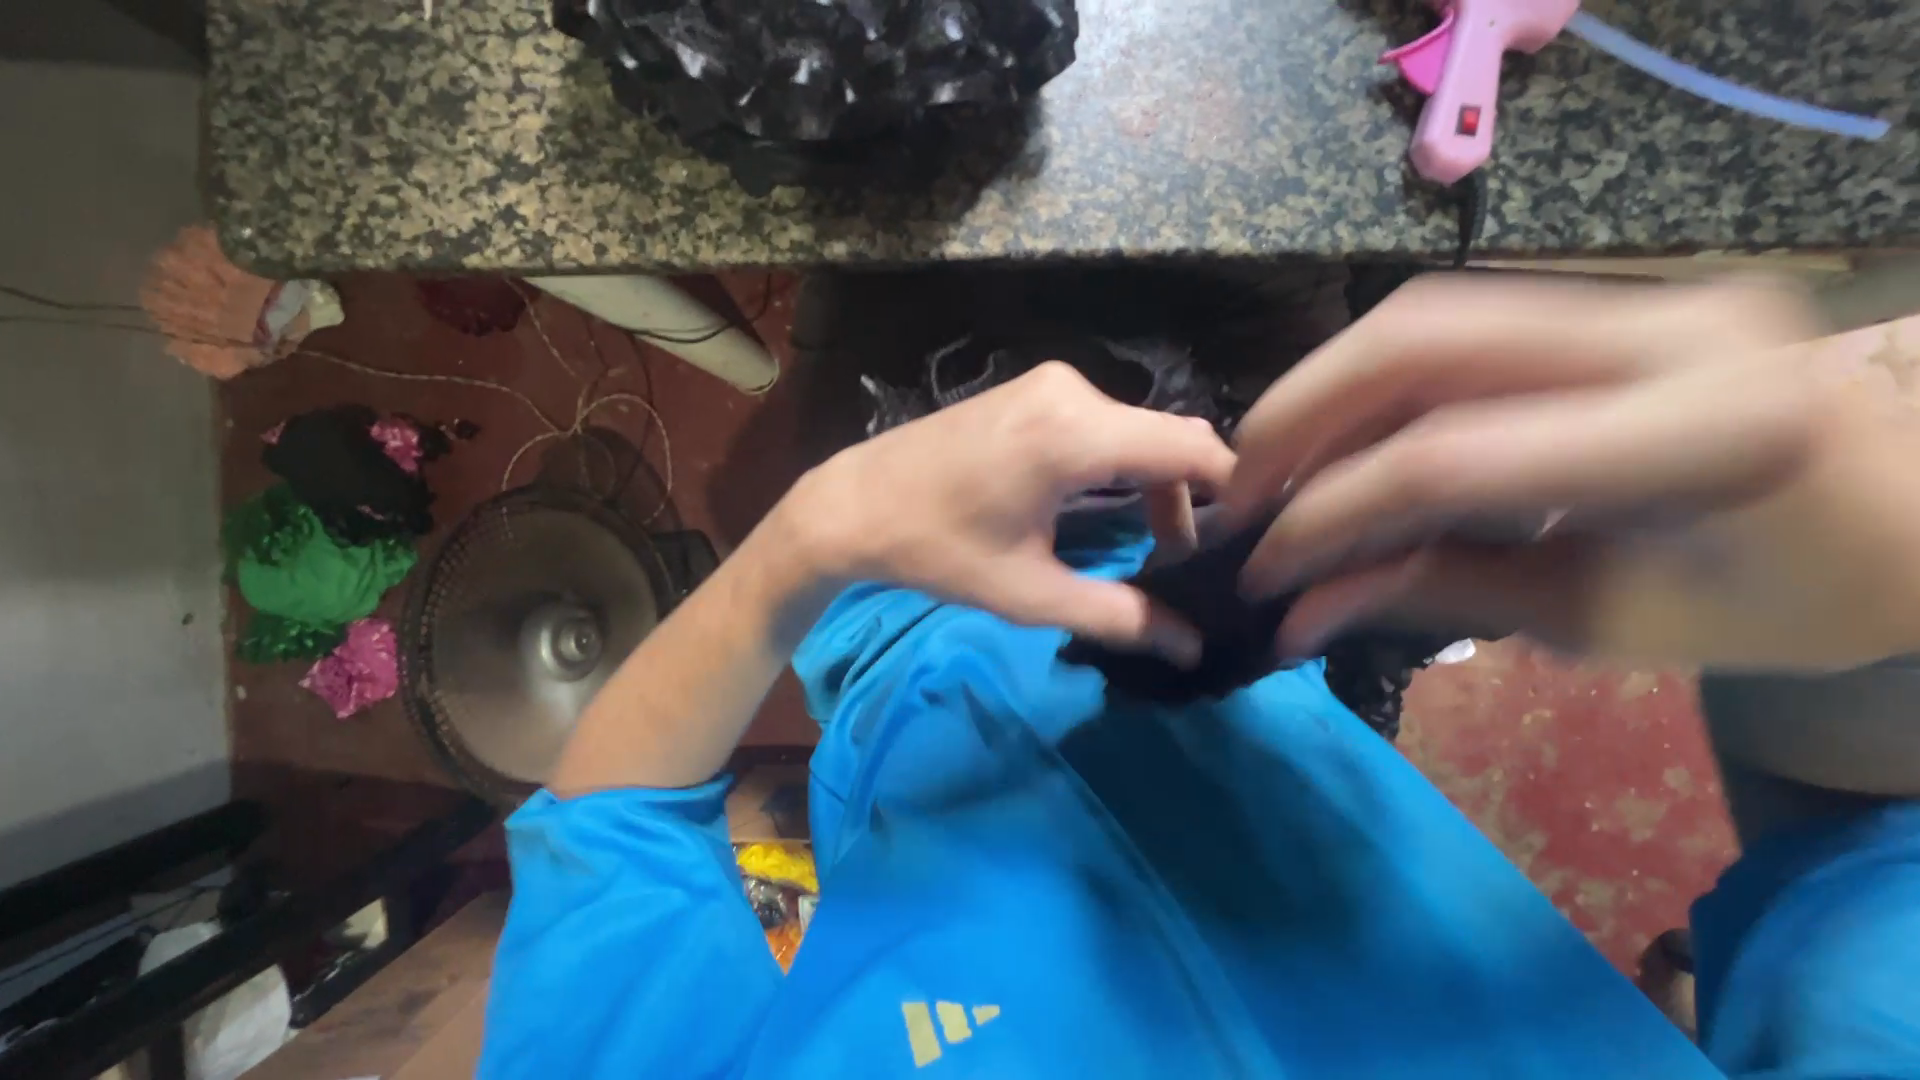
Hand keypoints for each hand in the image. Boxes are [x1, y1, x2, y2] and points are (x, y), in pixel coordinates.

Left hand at [773, 362, 1234, 662]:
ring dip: (1155, 484)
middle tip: (1191, 564)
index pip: (1196, 451)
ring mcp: (1052, 384)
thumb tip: (1191, 646)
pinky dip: (1122, 463)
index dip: (1235, 496)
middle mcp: (1074, 392)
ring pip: (1139, 431)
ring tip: (1153, 547)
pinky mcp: (1034, 391)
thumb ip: (1118, 616)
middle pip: (1172, 438)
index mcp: (1077, 435)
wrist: (854, 503)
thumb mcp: (1030, 593)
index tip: (1245, 546)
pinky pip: (1106, 423)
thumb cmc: (938, 551)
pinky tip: (1109, 509)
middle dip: (1192, 500)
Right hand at [1225, 276, 1919, 670]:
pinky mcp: (1600, 301)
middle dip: (1297, 419)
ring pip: (1417, 319)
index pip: (1450, 461)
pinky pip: (1446, 328)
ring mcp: (1632, 298)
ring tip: (1267, 467)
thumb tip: (1293, 611)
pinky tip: (1333, 438)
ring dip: (1318, 395)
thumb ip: (1437, 595)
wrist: (1918, 512)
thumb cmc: (1784, 600)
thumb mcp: (1603, 624)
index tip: (1260, 570)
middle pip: (1416, 343)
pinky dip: (1365, 386)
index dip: (1330, 515)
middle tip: (1235, 493)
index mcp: (1699, 437)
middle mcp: (1662, 332)